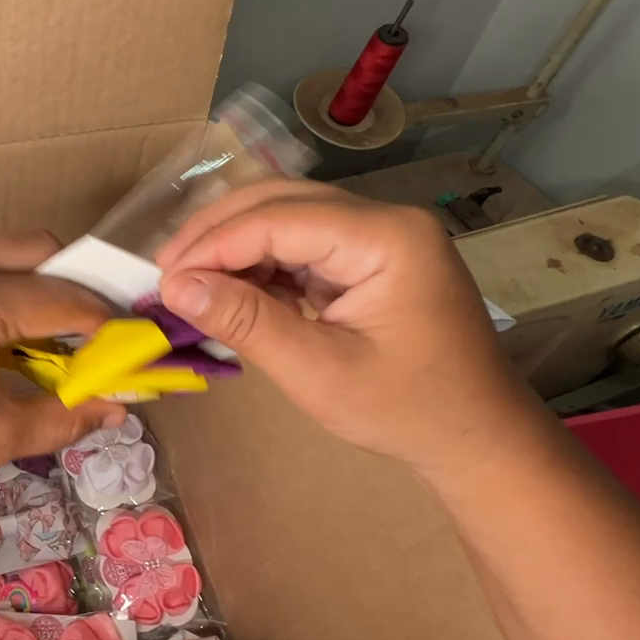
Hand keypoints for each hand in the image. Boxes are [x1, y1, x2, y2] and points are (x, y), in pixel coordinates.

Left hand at [0, 233, 126, 508]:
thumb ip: (66, 416)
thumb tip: (119, 407)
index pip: (63, 298)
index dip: (105, 321)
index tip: (130, 340)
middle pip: (39, 248)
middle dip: (72, 284)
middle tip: (84, 333)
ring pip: (0, 246)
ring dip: (31, 278)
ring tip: (36, 333)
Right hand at [155, 179, 548, 477]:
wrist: (476, 438)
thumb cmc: (405, 410)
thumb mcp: (317, 372)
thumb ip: (245, 322)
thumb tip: (174, 286)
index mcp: (385, 238)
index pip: (276, 219)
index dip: (212, 245)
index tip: (163, 280)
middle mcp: (382, 221)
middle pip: (278, 201)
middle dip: (215, 233)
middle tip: (166, 273)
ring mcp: (375, 238)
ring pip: (283, 218)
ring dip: (232, 247)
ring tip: (188, 283)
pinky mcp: (364, 259)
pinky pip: (297, 246)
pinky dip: (256, 266)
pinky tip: (229, 292)